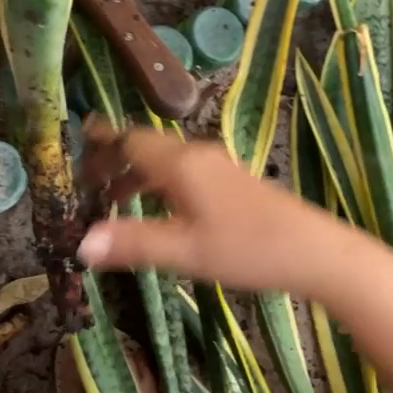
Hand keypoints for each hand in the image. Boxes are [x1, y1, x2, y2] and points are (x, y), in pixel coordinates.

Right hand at [75, 120, 363, 296]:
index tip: (78, 144)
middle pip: (147, 146)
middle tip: (89, 182)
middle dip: (116, 160)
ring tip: (116, 199)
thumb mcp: (184, 251)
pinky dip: (160, 182)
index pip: (131, 140)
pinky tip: (161, 209)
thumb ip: (133, 244)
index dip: (102, 143)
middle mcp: (198, 156)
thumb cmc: (247, 249)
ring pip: (167, 160)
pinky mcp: (233, 182)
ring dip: (138, 174)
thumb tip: (81, 244)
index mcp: (182, 165)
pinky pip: (184, 171)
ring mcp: (219, 167)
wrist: (314, 251)